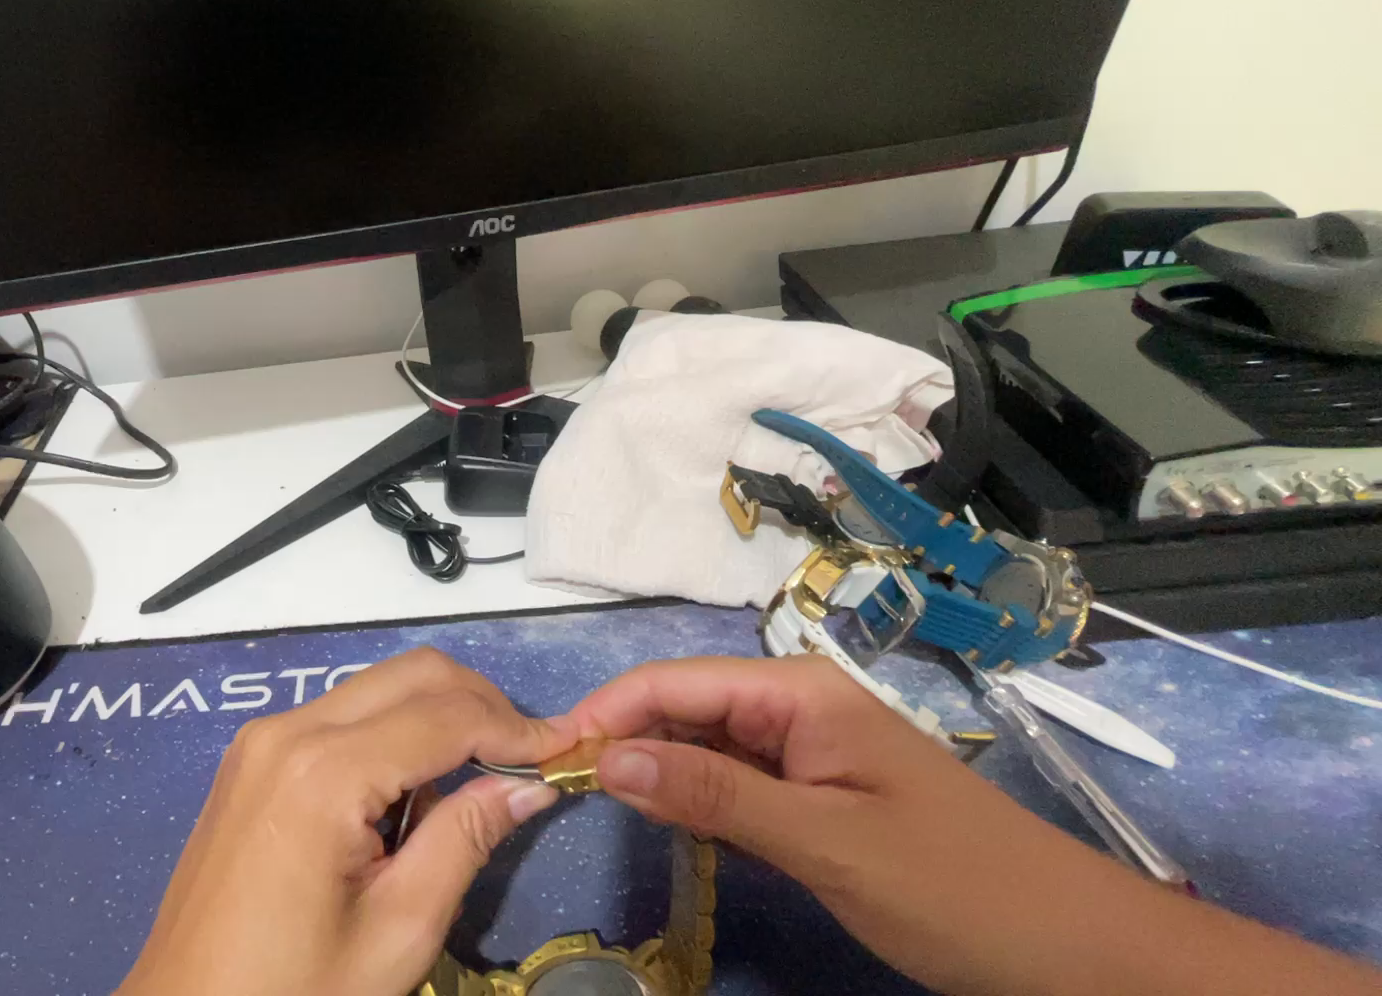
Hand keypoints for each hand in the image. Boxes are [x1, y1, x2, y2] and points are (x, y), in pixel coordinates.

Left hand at [117, 648, 574, 995]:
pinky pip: (346, 711)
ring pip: (380, 686)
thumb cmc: (292, 994)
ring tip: (476, 777)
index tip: (564, 749)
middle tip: (524, 758)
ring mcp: (266, 734)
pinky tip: (412, 789)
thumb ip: (464, 840)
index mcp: (324, 772)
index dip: (514, 729)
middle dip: (480, 704)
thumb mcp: (396, 932)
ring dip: (439, 713)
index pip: (444, 717)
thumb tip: (529, 786)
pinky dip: (396, 729)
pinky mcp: (256, 751)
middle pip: (413, 673)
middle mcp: (291, 728)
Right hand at [568, 654, 1381, 995]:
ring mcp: (806, 745)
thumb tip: (607, 760)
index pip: (677, 681)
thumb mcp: (824, 843)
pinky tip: (669, 818)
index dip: (609, 709)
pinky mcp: (814, 786)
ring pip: (705, 740)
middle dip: (625, 736)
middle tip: (567, 783)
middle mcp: (796, 703)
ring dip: (655, 765)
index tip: (552, 752)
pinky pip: (734, 776)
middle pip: (685, 704)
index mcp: (799, 692)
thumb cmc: (956, 889)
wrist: (1083, 954)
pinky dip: (695, 795)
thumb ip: (712, 795)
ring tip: (602, 800)